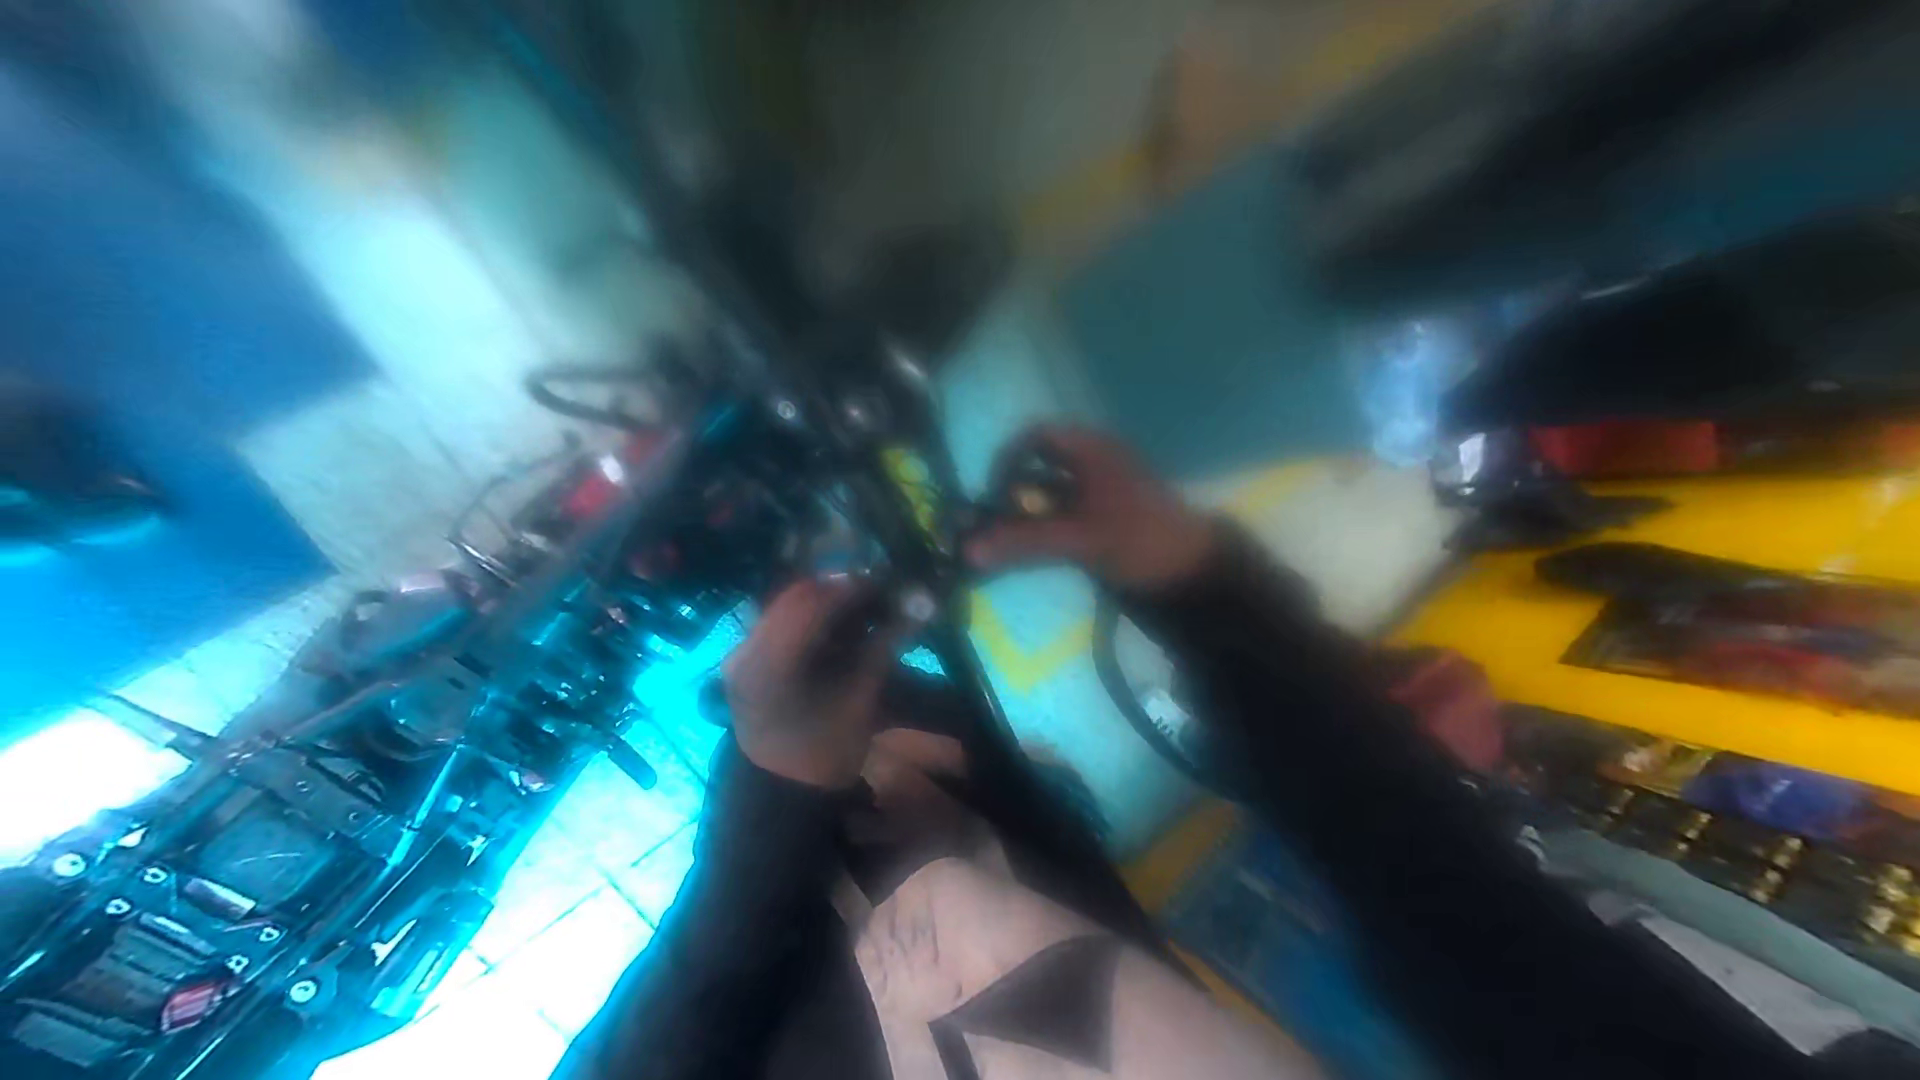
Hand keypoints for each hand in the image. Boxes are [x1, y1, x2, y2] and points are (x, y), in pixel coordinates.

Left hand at [724, 579, 901, 788]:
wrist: (786, 790)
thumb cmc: (826, 751)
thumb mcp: (860, 697)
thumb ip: (886, 643)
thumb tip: (923, 600)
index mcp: (770, 662)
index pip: (811, 600)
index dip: (852, 585)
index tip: (889, 584)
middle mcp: (746, 648)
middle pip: (798, 598)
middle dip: (842, 591)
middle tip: (881, 596)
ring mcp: (742, 653)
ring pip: (789, 606)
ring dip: (828, 603)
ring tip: (865, 611)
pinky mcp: (746, 659)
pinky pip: (781, 622)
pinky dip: (814, 619)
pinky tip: (841, 629)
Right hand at [966, 426, 1217, 590]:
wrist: (1192, 574)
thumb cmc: (1140, 539)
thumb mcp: (1081, 537)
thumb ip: (1024, 542)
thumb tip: (967, 550)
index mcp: (1091, 452)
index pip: (1037, 437)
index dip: (1009, 459)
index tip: (993, 494)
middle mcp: (1089, 468)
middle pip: (1036, 470)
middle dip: (1008, 497)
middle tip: (989, 525)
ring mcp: (1092, 499)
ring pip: (1043, 501)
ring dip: (1018, 521)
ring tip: (996, 548)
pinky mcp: (1094, 528)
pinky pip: (1054, 525)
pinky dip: (1034, 539)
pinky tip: (1018, 559)